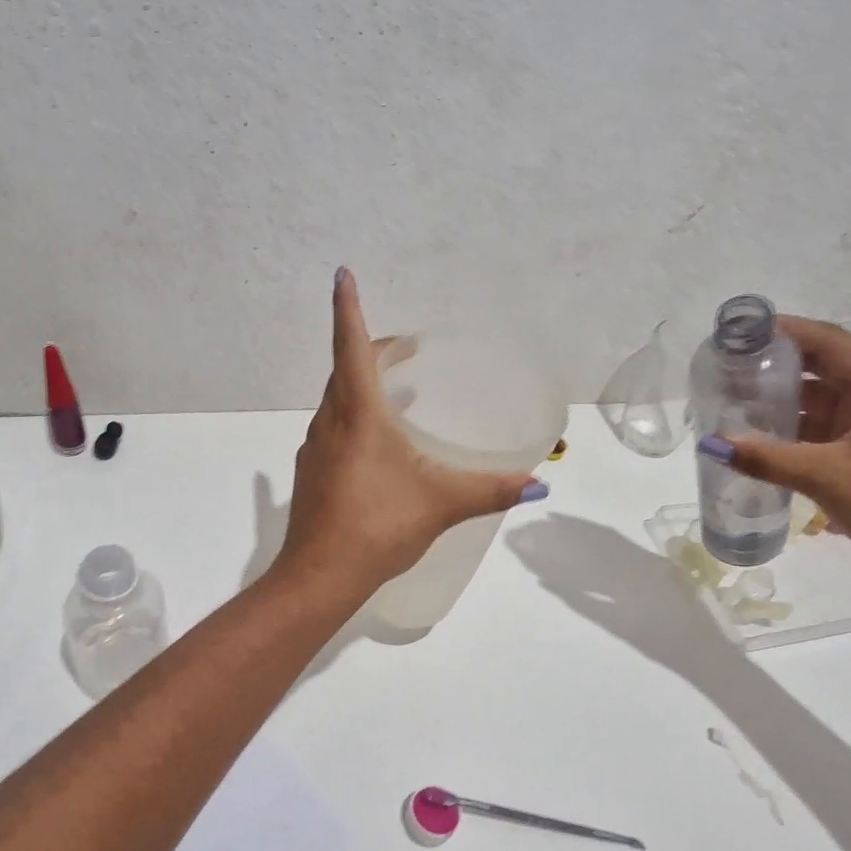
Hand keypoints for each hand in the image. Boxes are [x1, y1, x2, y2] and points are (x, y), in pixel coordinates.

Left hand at [272, 267, 545, 588]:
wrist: (319, 577)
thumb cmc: (379, 526)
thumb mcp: (442, 503)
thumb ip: (492, 491)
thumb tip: (538, 485)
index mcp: (358, 414)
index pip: (351, 346)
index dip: (348, 307)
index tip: (342, 273)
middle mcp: (330, 423)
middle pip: (345, 370)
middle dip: (371, 349)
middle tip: (405, 350)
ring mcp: (315, 451)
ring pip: (337, 402)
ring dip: (362, 385)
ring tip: (397, 392)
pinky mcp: (312, 476)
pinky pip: (333, 431)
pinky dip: (354, 418)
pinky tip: (373, 446)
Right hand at [697, 316, 850, 558]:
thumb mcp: (824, 476)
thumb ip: (767, 458)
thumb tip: (712, 444)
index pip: (831, 342)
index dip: (789, 331)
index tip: (744, 330)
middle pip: (825, 362)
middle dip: (780, 360)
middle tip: (733, 360)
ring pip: (822, 390)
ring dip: (784, 391)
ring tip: (737, 390)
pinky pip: (824, 416)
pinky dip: (795, 417)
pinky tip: (761, 424)